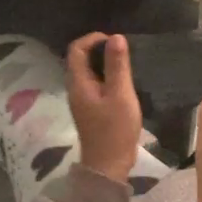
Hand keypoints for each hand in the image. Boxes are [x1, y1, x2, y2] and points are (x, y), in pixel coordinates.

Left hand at [66, 33, 143, 182]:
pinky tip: (123, 81)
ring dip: (104, 63)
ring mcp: (82, 99)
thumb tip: (115, 37)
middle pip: (80, 59)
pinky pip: (96, 83)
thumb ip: (117, 65)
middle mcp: (76, 88)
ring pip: (89, 72)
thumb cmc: (115, 128)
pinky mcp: (91, 108)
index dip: (93, 39)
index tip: (115, 40)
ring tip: (125, 62)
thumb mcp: (120, 94)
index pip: (77, 49)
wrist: (109, 163)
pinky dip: (107, 76)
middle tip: (123, 49)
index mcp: (78, 83)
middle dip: (99, 49)